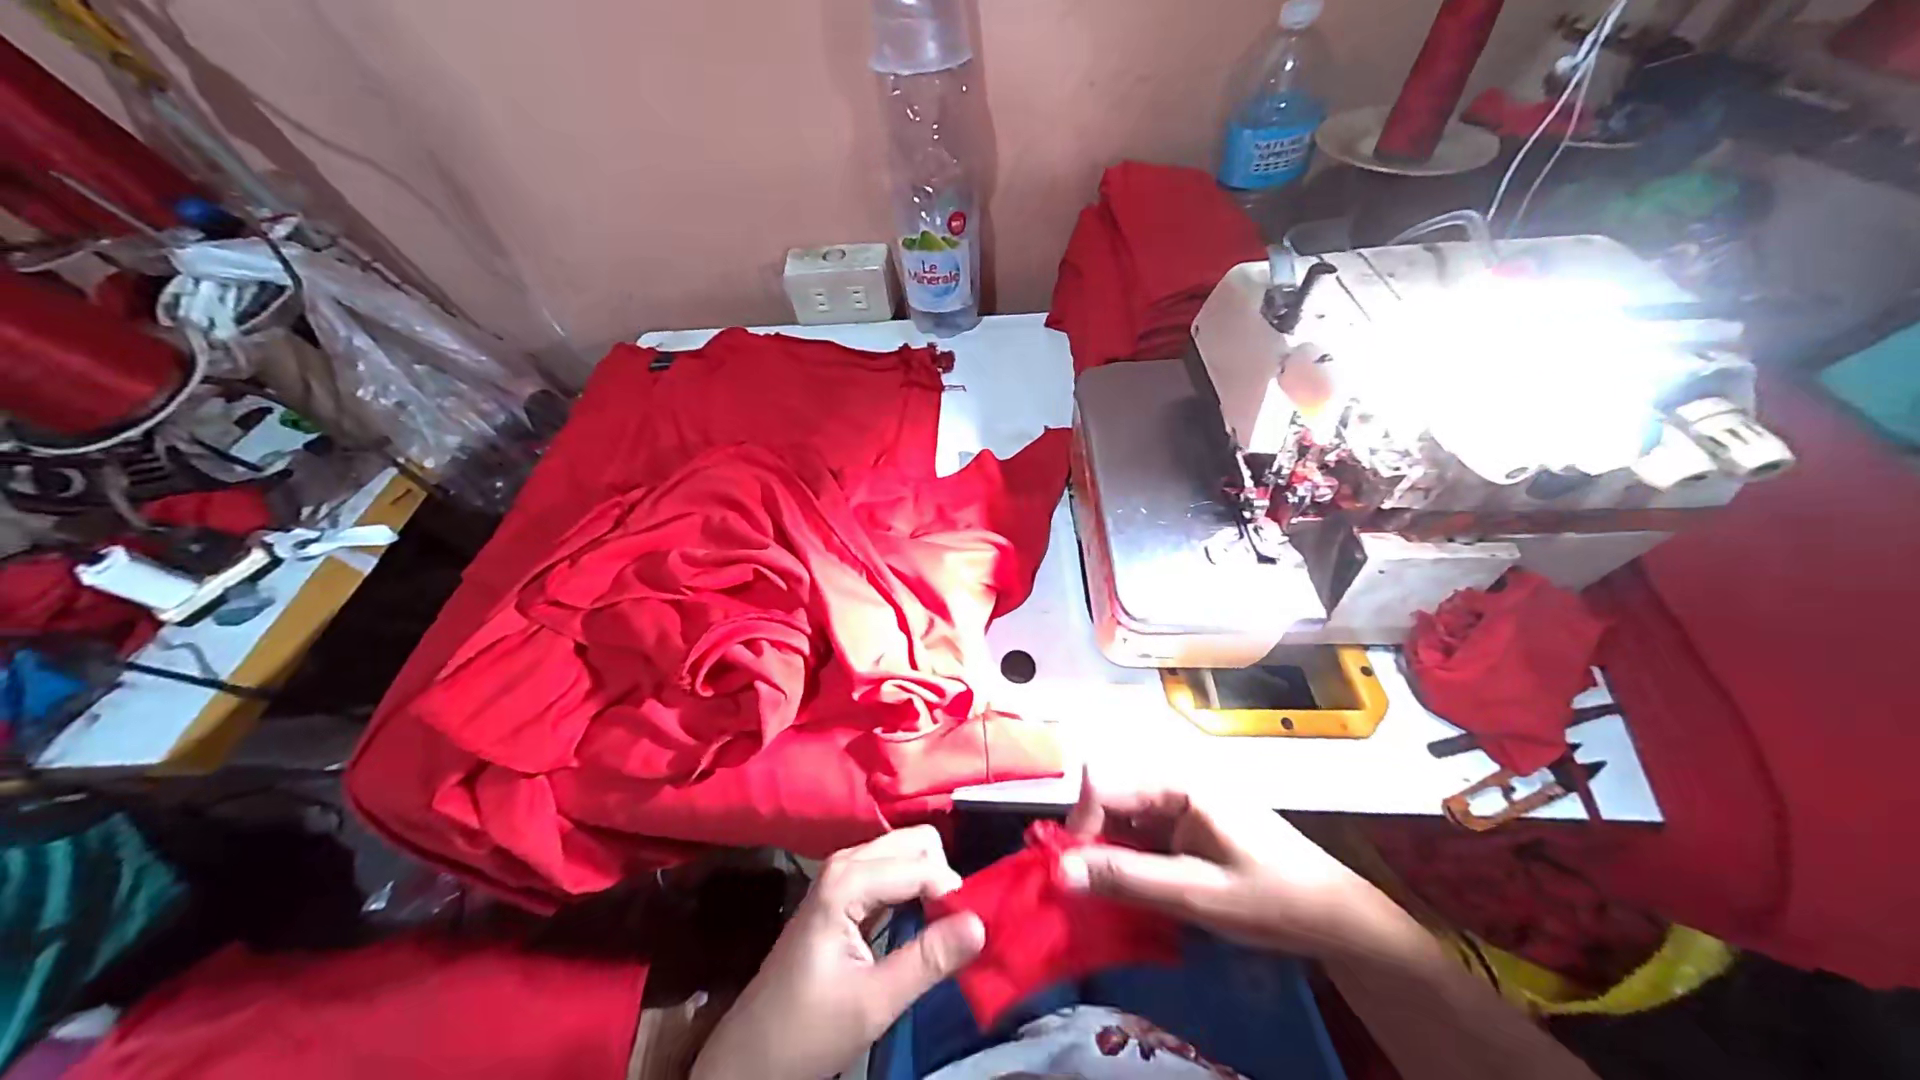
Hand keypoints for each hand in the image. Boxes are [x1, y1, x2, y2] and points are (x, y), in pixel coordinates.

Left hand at [691, 826, 985, 1079]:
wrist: (750, 1056)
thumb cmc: (807, 1033)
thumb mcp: (874, 1004)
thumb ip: (929, 960)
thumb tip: (982, 923)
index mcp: (847, 881)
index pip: (922, 866)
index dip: (953, 895)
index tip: (969, 935)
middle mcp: (845, 862)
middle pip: (916, 843)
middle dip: (943, 877)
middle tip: (953, 929)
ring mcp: (842, 872)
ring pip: (906, 852)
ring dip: (931, 882)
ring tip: (941, 930)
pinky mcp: (844, 889)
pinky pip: (892, 869)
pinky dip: (915, 888)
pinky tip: (921, 923)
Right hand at [1058, 770, 1421, 961]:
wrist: (1336, 917)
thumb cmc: (1271, 898)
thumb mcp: (1195, 893)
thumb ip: (1127, 878)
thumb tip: (1061, 870)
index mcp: (1179, 784)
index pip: (1103, 786)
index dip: (1082, 824)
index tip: (1076, 871)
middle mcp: (1176, 785)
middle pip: (1110, 800)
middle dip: (1092, 841)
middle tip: (1091, 889)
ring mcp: (1183, 806)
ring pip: (1123, 819)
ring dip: (1110, 854)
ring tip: (1113, 894)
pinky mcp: (1189, 826)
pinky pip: (1143, 834)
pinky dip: (1131, 861)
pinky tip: (1138, 890)